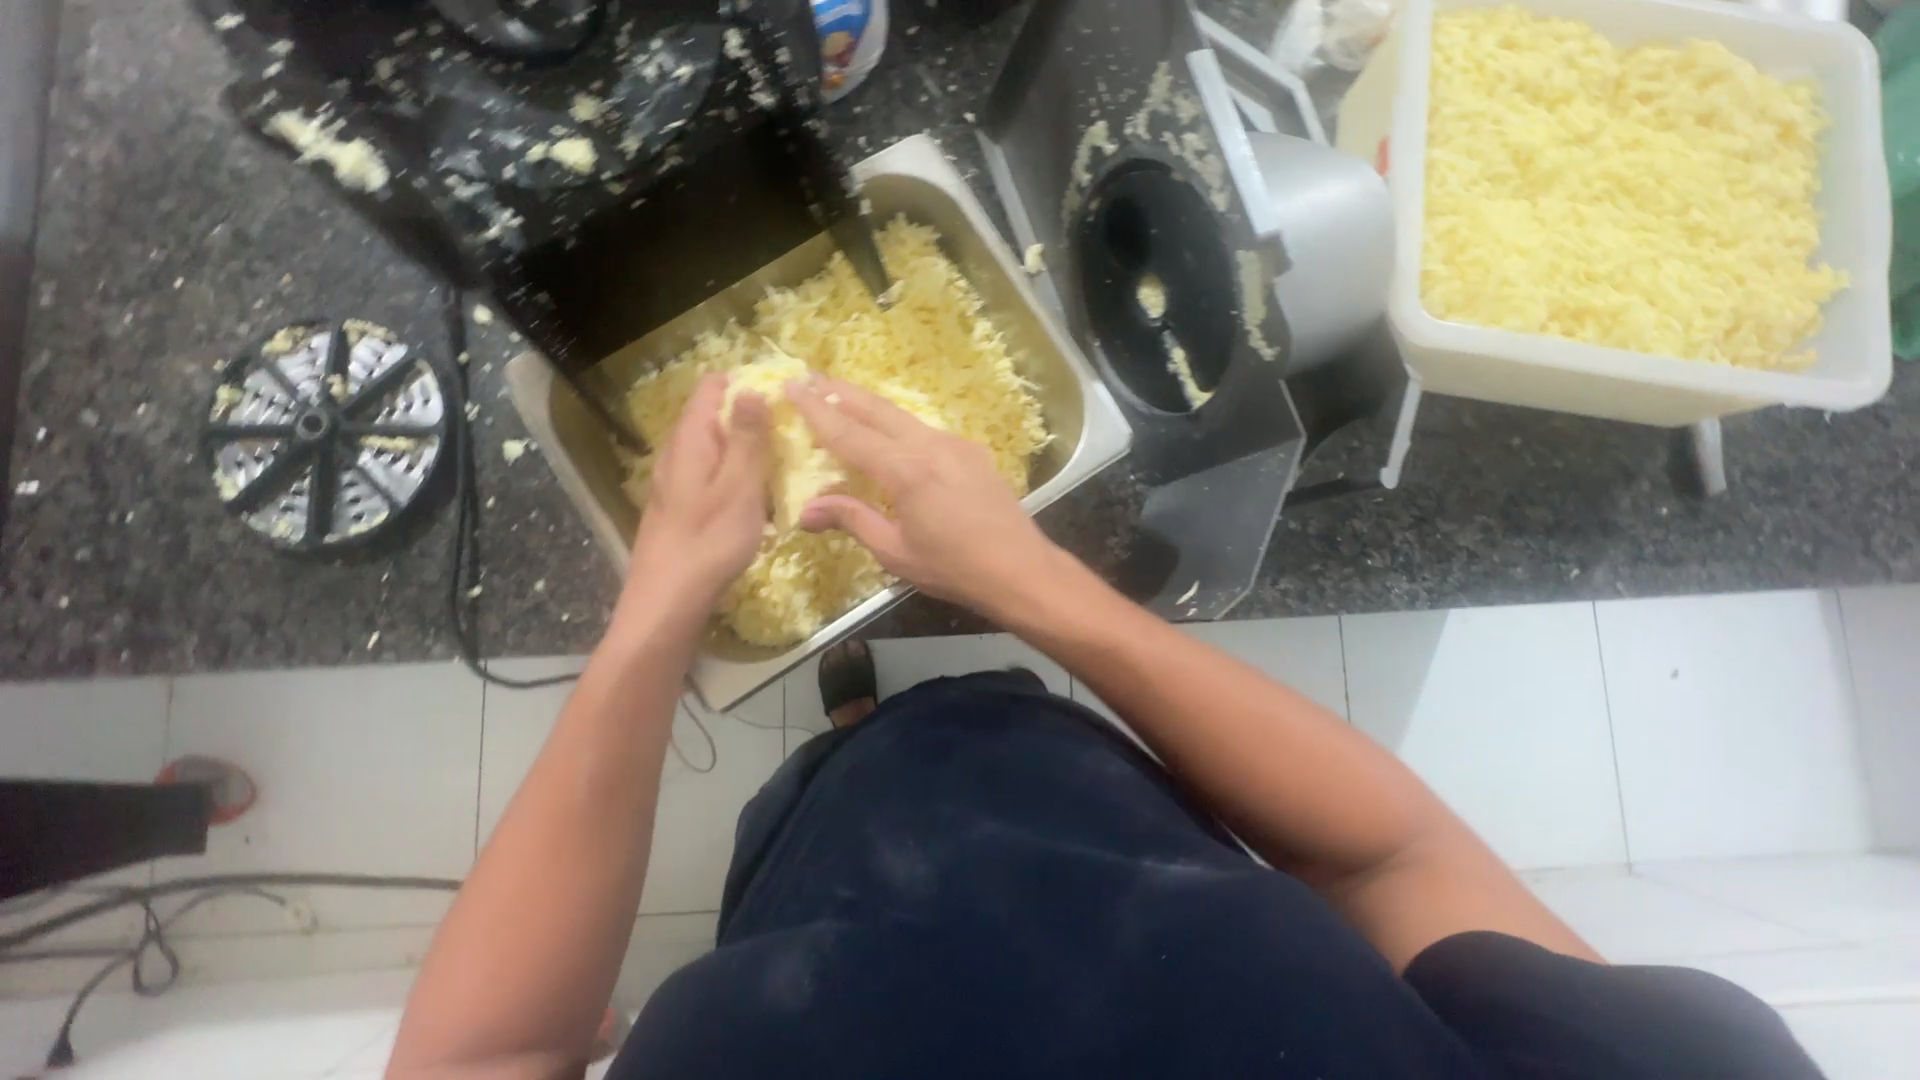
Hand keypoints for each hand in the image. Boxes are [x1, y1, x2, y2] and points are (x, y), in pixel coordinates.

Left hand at [622, 374, 771, 623]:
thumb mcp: (739, 484)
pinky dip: (739, 483)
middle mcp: (678, 452)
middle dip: (754, 421)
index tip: (785, 398)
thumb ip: (747, 435)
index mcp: (691, 438)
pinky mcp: (682, 509)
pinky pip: (715, 480)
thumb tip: (751, 387)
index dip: (748, 383)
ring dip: (750, 456)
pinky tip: (759, 507)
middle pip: (716, 418)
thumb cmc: (709, 540)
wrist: (668, 600)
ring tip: (783, 472)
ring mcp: (677, 482)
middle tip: (793, 439)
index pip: (713, 386)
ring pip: (718, 452)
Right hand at [787, 376, 1065, 619]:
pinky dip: (898, 426)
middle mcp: (932, 446)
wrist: (1021, 570)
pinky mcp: (973, 453)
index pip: (850, 434)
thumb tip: (806, 510)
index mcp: (907, 471)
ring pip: (904, 417)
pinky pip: (926, 431)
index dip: (817, 412)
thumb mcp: (896, 551)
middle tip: (810, 377)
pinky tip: (890, 434)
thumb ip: (852, 520)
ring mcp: (957, 445)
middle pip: (877, 410)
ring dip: (870, 407)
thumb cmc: (954, 568)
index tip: (791, 387)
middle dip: (841, 393)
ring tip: (842, 399)